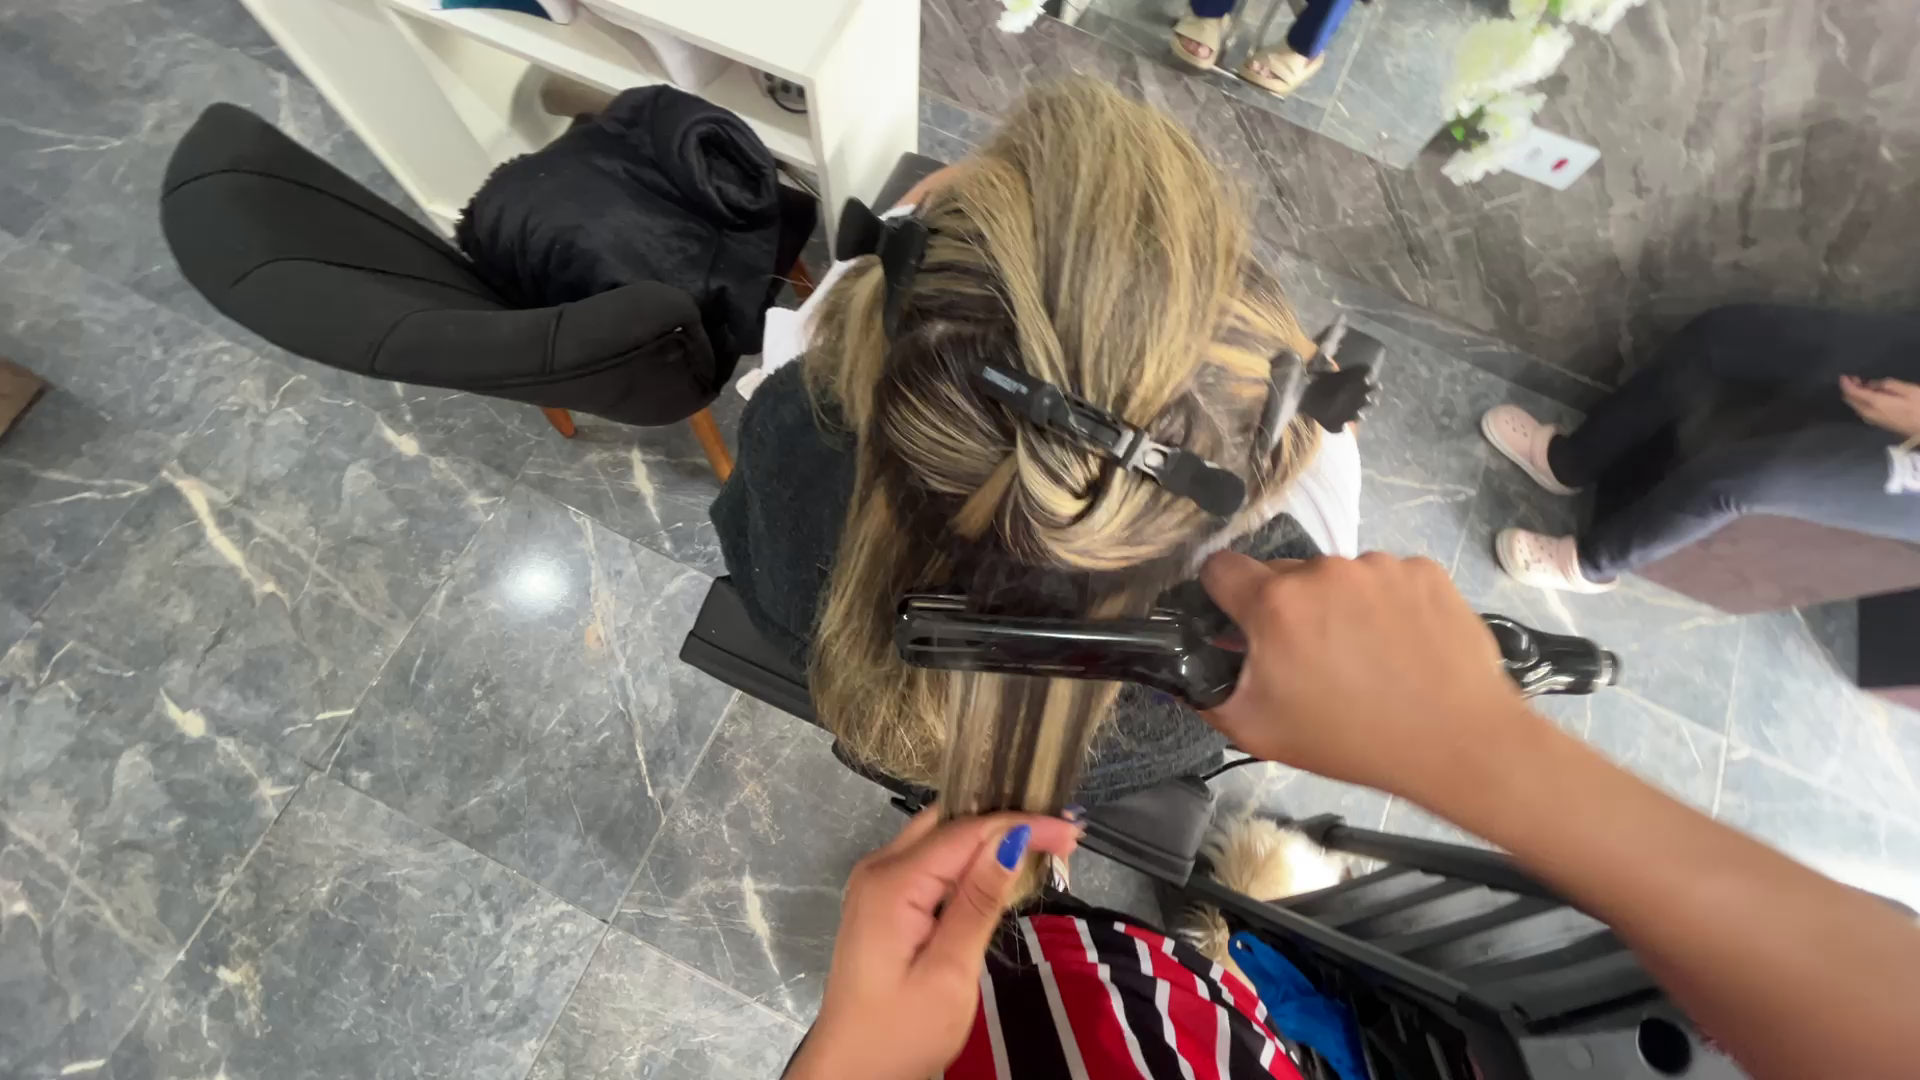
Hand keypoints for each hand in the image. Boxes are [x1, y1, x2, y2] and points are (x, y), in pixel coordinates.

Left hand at [788, 809, 1082, 1079]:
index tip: (1069, 830)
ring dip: (988, 835)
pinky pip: (930, 857)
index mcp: (892, 882)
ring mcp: (876, 878)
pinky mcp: (882, 895)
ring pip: (940, 835)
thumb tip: (1011, 840)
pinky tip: (997, 863)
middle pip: (950, 823)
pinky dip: (967, 855)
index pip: (966, 833)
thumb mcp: (949, 974)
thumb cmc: (902, 1035)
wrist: (851, 1074)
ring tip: (1040, 841)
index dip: (1019, 824)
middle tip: (1059, 833)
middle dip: (1006, 821)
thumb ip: (978, 902)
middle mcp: (879, 865)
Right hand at [1198, 552, 1542, 805]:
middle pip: (1278, 574)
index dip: (1218, 593)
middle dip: (1281, 607)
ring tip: (1360, 653)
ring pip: (1333, 577)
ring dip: (1333, 604)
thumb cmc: (1351, 740)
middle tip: (1305, 655)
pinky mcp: (1423, 571)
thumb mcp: (1256, 730)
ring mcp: (1378, 566)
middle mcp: (1322, 571)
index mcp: (1275, 603)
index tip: (1233, 620)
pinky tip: (1397, 643)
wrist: (1463, 746)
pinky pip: (1382, 577)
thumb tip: (1177, 675)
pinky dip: (1381, 603)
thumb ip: (1203, 695)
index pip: (1219, 567)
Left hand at [1841, 376, 1919, 439]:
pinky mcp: (1876, 422)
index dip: (1846, 384)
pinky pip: (1862, 409)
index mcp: (1874, 403)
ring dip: (1856, 394)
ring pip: (1855, 405)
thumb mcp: (1911, 391)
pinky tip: (1871, 396)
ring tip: (1864, 385)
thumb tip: (1872, 384)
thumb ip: (1890, 385)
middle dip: (1850, 388)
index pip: (1852, 393)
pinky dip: (1862, 400)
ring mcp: (1870, 419)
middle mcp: (1866, 412)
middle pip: (1850, 399)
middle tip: (1855, 379)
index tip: (1844, 376)